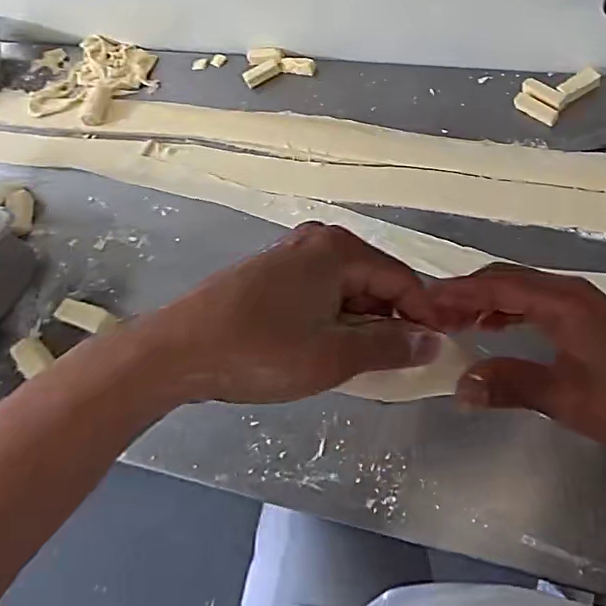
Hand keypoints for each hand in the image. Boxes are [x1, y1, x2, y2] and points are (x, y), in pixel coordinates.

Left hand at [127, 223, 442, 404]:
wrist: (171, 354)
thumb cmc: (259, 352)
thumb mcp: (334, 357)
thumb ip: (390, 347)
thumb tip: (432, 342)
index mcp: (340, 249)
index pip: (402, 280)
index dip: (422, 317)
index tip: (433, 351)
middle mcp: (319, 241)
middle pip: (375, 281)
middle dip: (388, 322)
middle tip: (394, 364)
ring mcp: (292, 254)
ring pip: (347, 288)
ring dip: (360, 324)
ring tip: (358, 363)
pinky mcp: (271, 273)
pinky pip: (321, 291)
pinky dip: (333, 319)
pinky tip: (323, 348)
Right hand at [424, 265, 605, 449]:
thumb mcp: (564, 398)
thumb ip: (511, 385)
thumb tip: (461, 383)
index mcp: (562, 301)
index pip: (499, 286)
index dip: (460, 293)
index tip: (426, 302)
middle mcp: (570, 291)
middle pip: (509, 280)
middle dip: (470, 294)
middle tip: (434, 314)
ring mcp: (582, 301)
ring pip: (524, 289)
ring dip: (490, 301)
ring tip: (458, 322)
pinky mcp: (589, 315)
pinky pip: (539, 301)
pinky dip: (512, 310)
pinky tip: (498, 329)